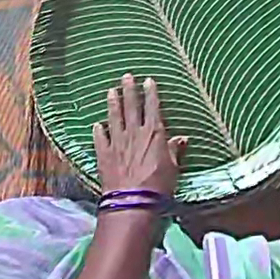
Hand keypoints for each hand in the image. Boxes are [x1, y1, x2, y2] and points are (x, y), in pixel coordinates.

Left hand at [93, 74, 186, 198]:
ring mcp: (117, 142)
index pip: (153, 108)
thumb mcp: (173, 168)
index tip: (148, 80)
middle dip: (130, 90)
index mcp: (154, 134)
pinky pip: (100, 138)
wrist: (132, 202)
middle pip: (131, 106)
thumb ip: (174, 150)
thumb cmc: (158, 186)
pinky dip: (99, 130)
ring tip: (111, 91)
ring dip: (113, 103)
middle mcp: (134, 133)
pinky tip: (97, 124)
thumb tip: (182, 138)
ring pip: (114, 117)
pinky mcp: (104, 153)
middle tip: (126, 76)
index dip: (151, 93)